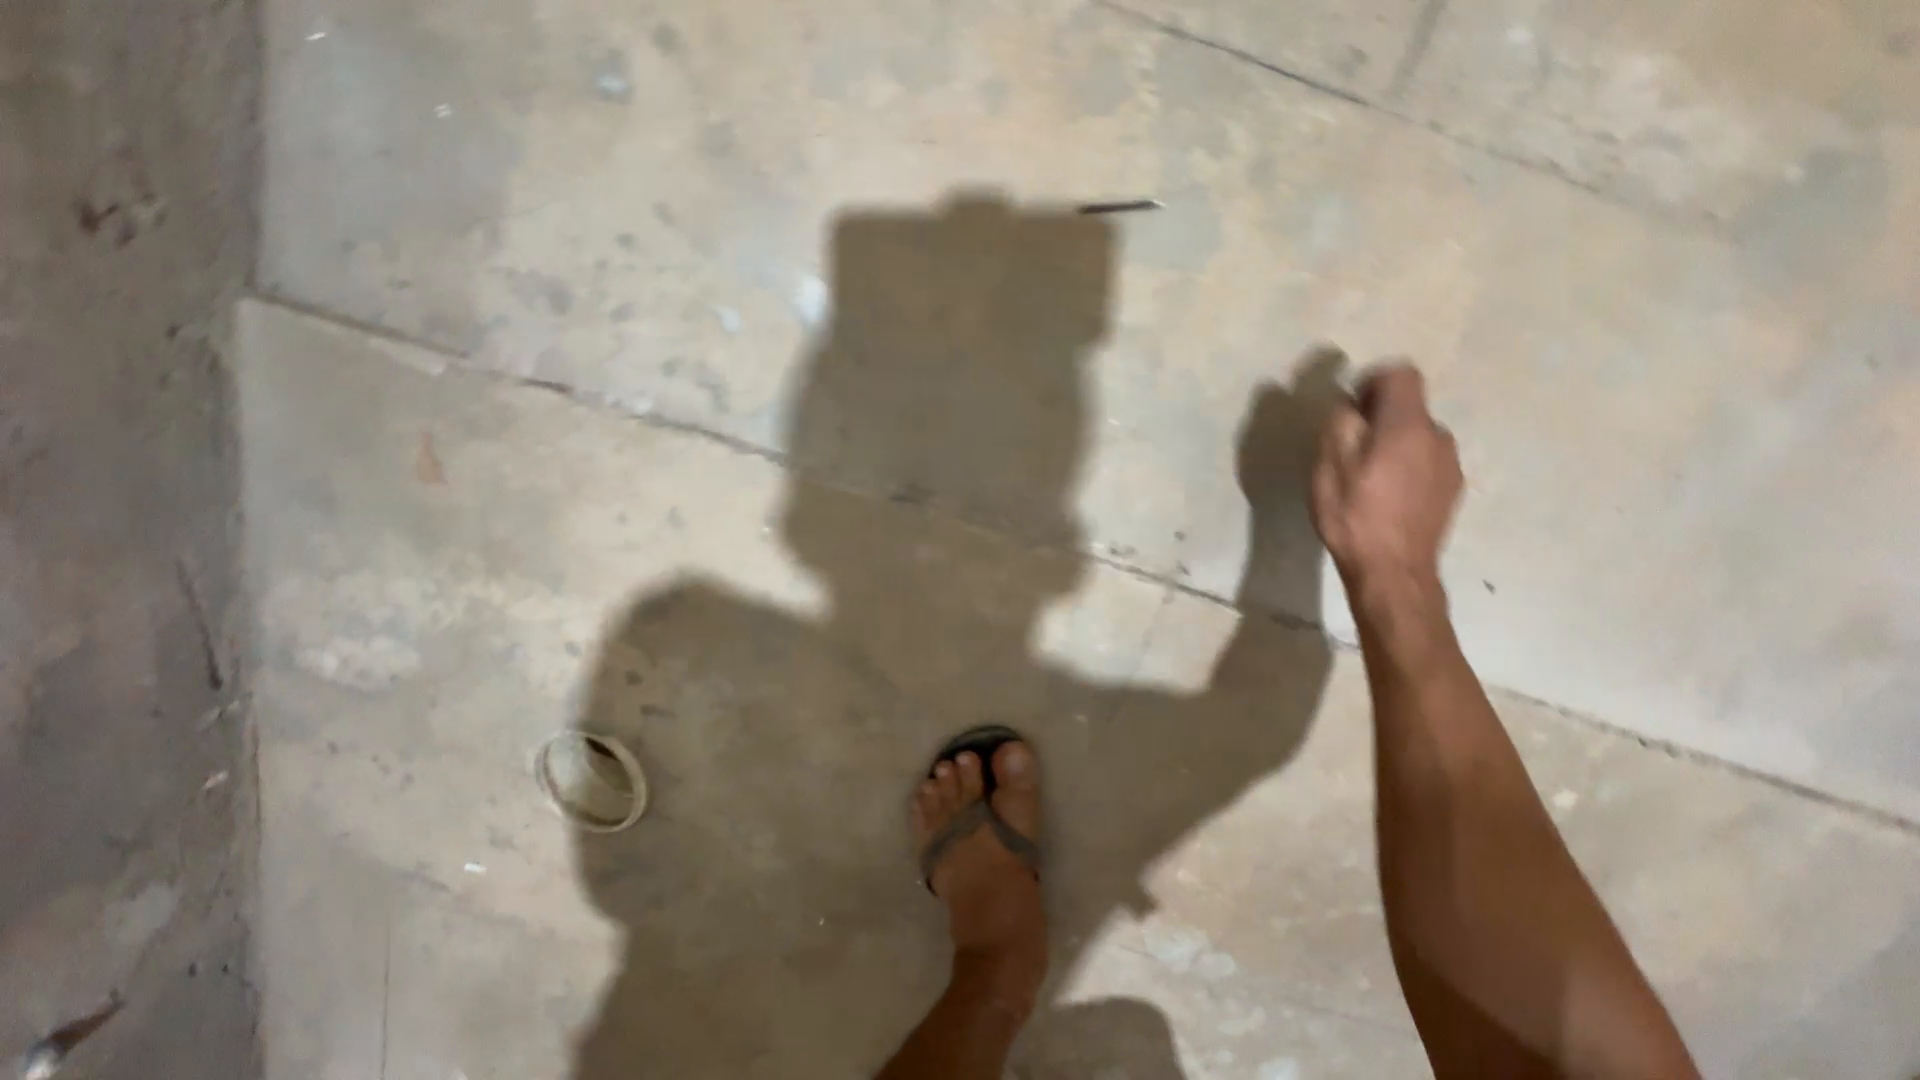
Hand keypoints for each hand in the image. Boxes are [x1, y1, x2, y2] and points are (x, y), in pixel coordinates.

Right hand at [1309, 364, 1461, 588]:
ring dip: (1394, 444)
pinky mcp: (1452, 489)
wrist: (1393, 572)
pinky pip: (1426, 462)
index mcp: (1408, 425)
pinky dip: (1407, 467)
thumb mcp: (1329, 465)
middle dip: (1379, 417)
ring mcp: (1450, 464)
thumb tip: (1350, 405)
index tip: (1351, 409)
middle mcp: (1438, 436)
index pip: (1401, 374)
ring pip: (1417, 436)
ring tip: (1368, 478)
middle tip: (1350, 449)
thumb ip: (1340, 422)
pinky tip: (1387, 498)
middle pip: (1409, 407)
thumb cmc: (1355, 516)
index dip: (1372, 382)